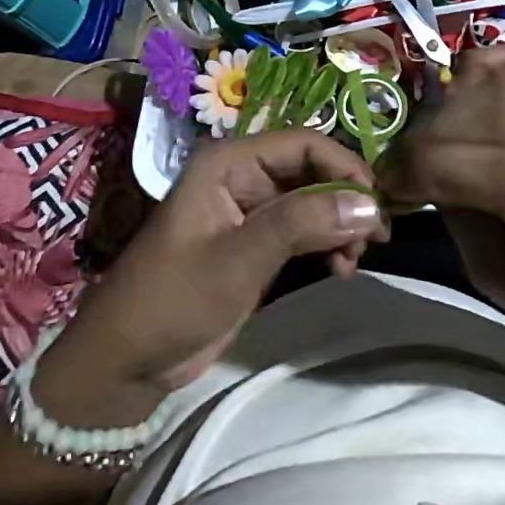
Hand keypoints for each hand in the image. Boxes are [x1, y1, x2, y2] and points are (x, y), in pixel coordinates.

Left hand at [36, 130, 385, 426]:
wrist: (129, 360)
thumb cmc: (173, 299)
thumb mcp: (237, 260)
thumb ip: (300, 225)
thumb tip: (369, 204)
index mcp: (229, 163)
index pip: (303, 143)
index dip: (344, 167)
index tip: (376, 206)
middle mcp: (244, 177)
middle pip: (314, 170)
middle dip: (347, 200)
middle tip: (374, 240)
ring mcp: (252, 212)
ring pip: (315, 201)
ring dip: (341, 225)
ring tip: (353, 261)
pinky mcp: (259, 244)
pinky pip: (307, 230)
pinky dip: (329, 245)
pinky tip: (340, 270)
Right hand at [381, 47, 504, 348]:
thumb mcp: (494, 281)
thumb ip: (461, 216)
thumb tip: (416, 163)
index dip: (439, 165)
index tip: (393, 179)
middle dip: (440, 131)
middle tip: (403, 156)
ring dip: (456, 101)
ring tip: (428, 130)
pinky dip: (488, 66)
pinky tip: (460, 87)